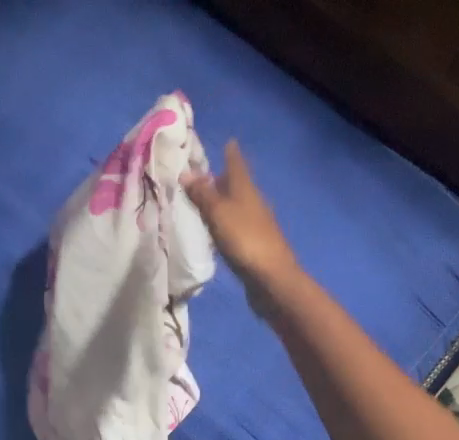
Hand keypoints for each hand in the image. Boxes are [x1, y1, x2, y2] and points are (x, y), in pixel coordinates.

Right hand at [183, 140, 299, 291]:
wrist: (271, 279)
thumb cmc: (244, 240)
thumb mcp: (218, 213)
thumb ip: (202, 195)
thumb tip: (187, 173)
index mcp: (246, 189)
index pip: (237, 164)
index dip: (231, 153)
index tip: (227, 141)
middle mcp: (254, 203)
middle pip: (239, 185)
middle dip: (224, 179)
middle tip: (206, 174)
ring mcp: (257, 226)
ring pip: (238, 207)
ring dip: (225, 202)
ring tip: (208, 201)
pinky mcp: (255, 246)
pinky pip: (238, 227)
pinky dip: (227, 223)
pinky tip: (219, 230)